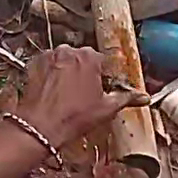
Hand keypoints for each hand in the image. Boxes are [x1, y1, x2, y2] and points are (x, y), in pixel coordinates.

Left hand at [14, 46, 145, 149]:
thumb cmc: (74, 117)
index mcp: (89, 56)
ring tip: (67, 95)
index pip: (104, 61)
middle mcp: (68, 50)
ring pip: (65, 61)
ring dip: (68, 72)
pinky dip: (52, 74)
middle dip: (85, 73)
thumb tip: (143, 97)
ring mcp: (49, 56)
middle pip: (82, 59)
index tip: (102, 89)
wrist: (40, 127)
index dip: (104, 76)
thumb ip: (126, 98)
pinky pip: (48, 65)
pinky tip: (54, 92)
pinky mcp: (34, 64)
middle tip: (85, 94)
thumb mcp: (106, 108)